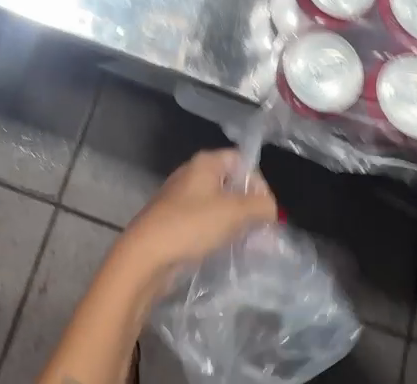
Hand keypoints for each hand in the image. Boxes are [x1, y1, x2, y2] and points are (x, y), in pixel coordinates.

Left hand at [112, 149, 276, 285]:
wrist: (146, 255)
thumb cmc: (191, 225)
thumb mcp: (234, 212)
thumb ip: (260, 205)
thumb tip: (270, 208)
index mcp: (205, 163)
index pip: (242, 161)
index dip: (258, 182)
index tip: (266, 210)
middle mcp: (193, 175)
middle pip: (231, 184)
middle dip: (250, 207)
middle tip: (261, 234)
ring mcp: (182, 199)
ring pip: (219, 206)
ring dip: (237, 224)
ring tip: (249, 247)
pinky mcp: (176, 222)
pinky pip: (206, 222)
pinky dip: (220, 234)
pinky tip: (227, 252)